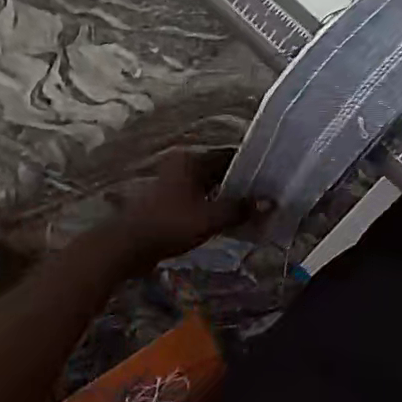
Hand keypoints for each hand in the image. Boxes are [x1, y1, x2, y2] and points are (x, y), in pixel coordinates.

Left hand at [90, 149, 262, 272]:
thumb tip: (270, 201)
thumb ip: (239, 209)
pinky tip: (228, 221)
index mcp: (191, 161)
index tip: (272, 177)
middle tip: (267, 196)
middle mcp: (181, 166)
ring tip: (252, 211)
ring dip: (227, 198)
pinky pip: (199, 199)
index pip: (229, 156)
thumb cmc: (169, 225)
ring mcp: (173, 184)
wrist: (128, 246)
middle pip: (219, 171)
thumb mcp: (209, 218)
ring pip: (209, 187)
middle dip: (241, 185)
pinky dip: (213, 207)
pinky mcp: (169, 202)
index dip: (251, 166)